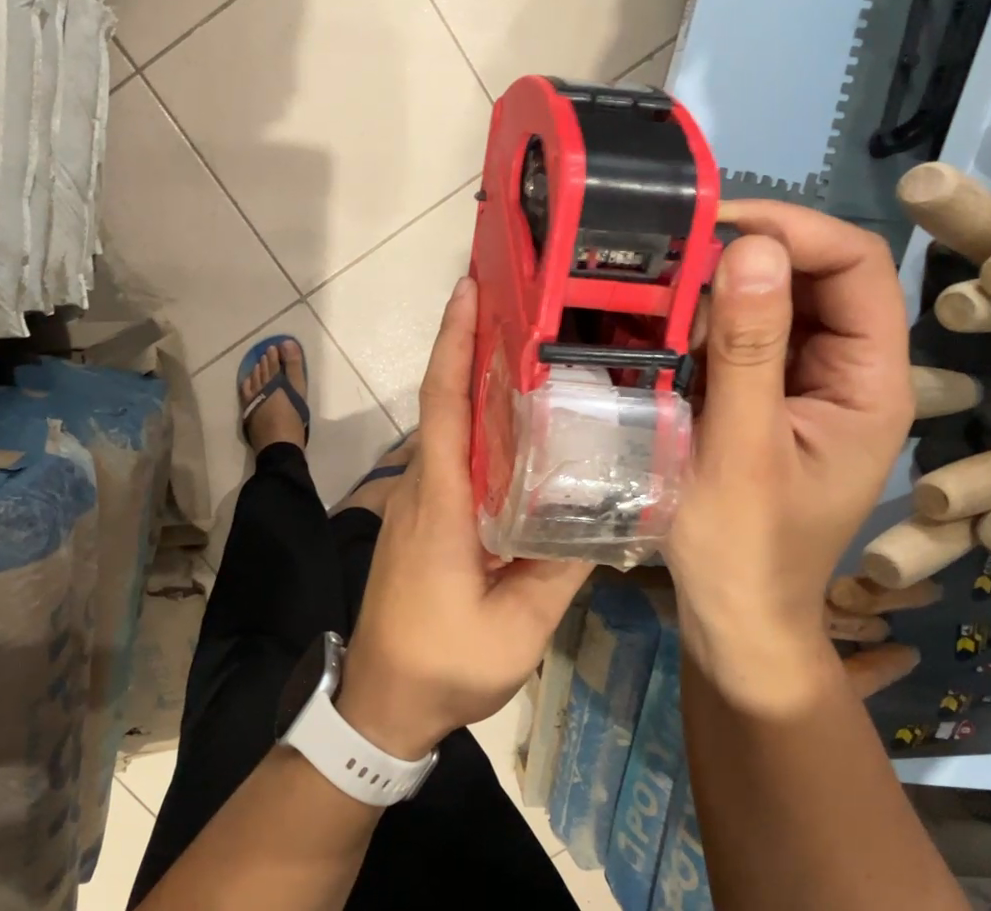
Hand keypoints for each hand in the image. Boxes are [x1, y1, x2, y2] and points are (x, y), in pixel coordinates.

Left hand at [338, 277, 593, 759]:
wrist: (383, 701)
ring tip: (533, 346)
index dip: (453, 343)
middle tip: (521, 301)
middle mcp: (421, 488)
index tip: (468, 289)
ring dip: (477, 381)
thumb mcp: (517, 628)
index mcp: (439, 504)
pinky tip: (521, 424)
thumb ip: (560, 569)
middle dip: (472, 344)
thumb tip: (607, 513)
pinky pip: (452, 456)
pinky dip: (479, 424)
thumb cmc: (443, 665)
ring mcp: (416, 502)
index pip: (443, 405)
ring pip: (449, 427)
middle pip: (445, 402)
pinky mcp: (421, 518)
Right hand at [664, 202, 912, 709]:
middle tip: (669, 264)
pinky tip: (662, 334)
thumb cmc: (742, 545)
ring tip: (658, 301)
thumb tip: (750, 246)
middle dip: (746, 258)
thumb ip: (748, 348)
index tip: (713, 225)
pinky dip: (702, 325)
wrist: (732, 616)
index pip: (855, 266)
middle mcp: (849, 371)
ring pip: (772, 302)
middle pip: (814, 276)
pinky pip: (742, 338)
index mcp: (871, 382)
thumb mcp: (740, 447)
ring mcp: (806, 385)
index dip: (794, 230)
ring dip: (716, 291)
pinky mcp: (765, 399)